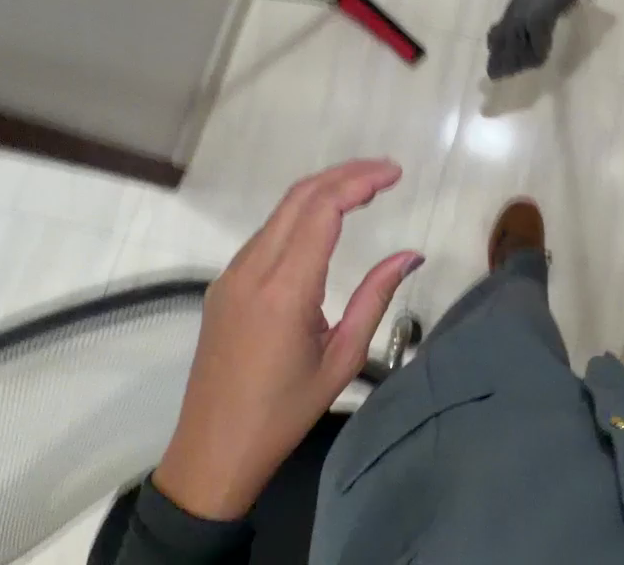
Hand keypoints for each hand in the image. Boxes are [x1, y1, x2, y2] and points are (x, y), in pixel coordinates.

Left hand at [152, 159, 423, 519]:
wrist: (212, 451)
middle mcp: (252, 271)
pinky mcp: (225, 284)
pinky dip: (302, 213)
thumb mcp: (343, 359)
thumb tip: (411, 254)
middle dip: (345, 174)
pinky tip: (327, 221)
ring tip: (366, 189)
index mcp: (284, 290)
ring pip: (281, 211)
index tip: (395, 174)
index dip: (360, 182)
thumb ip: (376, 299)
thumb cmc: (284, 413)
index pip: (322, 210)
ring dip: (323, 190)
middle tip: (387, 172)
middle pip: (299, 197)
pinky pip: (267, 234)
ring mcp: (232, 275)